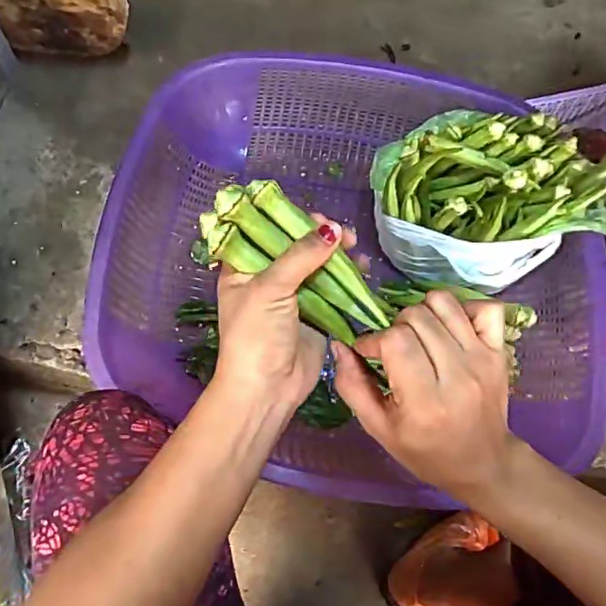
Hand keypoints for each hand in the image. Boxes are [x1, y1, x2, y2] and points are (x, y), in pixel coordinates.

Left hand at [211, 215, 353, 414]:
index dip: (289, 220)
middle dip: (320, 237)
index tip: (315, 217)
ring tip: (355, 247)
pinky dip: (347, 279)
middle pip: (296, 247)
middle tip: (342, 233)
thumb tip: (334, 229)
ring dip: (337, 256)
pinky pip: (333, 290)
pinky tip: (362, 268)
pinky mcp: (315, 315)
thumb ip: (301, 255)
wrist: (267, 388)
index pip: (265, 233)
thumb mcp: (271, 288)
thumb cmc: (256, 335)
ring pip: (317, 266)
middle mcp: (267, 279)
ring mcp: (293, 297)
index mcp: (243, 269)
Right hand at [332, 290, 521, 497]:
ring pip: (444, 304)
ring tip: (419, 335)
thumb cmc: (425, 451)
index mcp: (425, 402)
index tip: (369, 352)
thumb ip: (353, 386)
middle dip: (396, 326)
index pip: (395, 341)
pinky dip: (463, 309)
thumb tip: (339, 345)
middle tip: (395, 349)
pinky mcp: (500, 352)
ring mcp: (483, 360)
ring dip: (424, 312)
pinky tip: (450, 328)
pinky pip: (485, 307)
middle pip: (417, 318)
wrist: (482, 462)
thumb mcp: (379, 428)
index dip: (374, 339)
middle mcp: (458, 375)